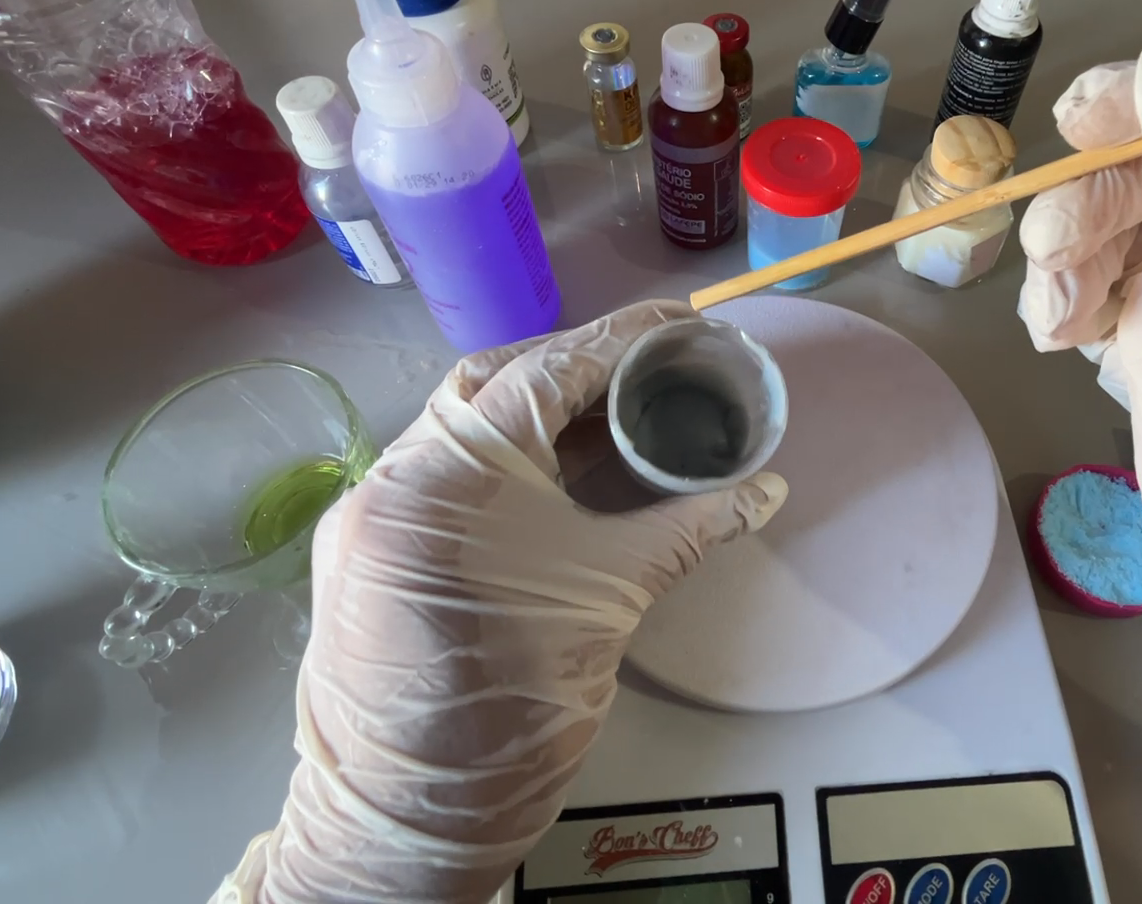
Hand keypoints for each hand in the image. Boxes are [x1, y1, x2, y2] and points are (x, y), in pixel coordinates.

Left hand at [216, 301, 787, 902]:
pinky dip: (511, 451)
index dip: (617, 336)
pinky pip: (449, 467)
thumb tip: (767, 488)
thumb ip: (692, 526)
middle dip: (574, 360)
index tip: (675, 318)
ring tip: (610, 399)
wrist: (407, 823)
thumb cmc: (515, 705)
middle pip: (495, 382)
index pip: (544, 371)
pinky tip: (561, 458)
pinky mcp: (374, 544)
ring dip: (540, 405)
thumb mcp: (613, 596)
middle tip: (643, 360)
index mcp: (451, 474)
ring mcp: (375, 509)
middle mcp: (397, 474)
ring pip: (466, 423)